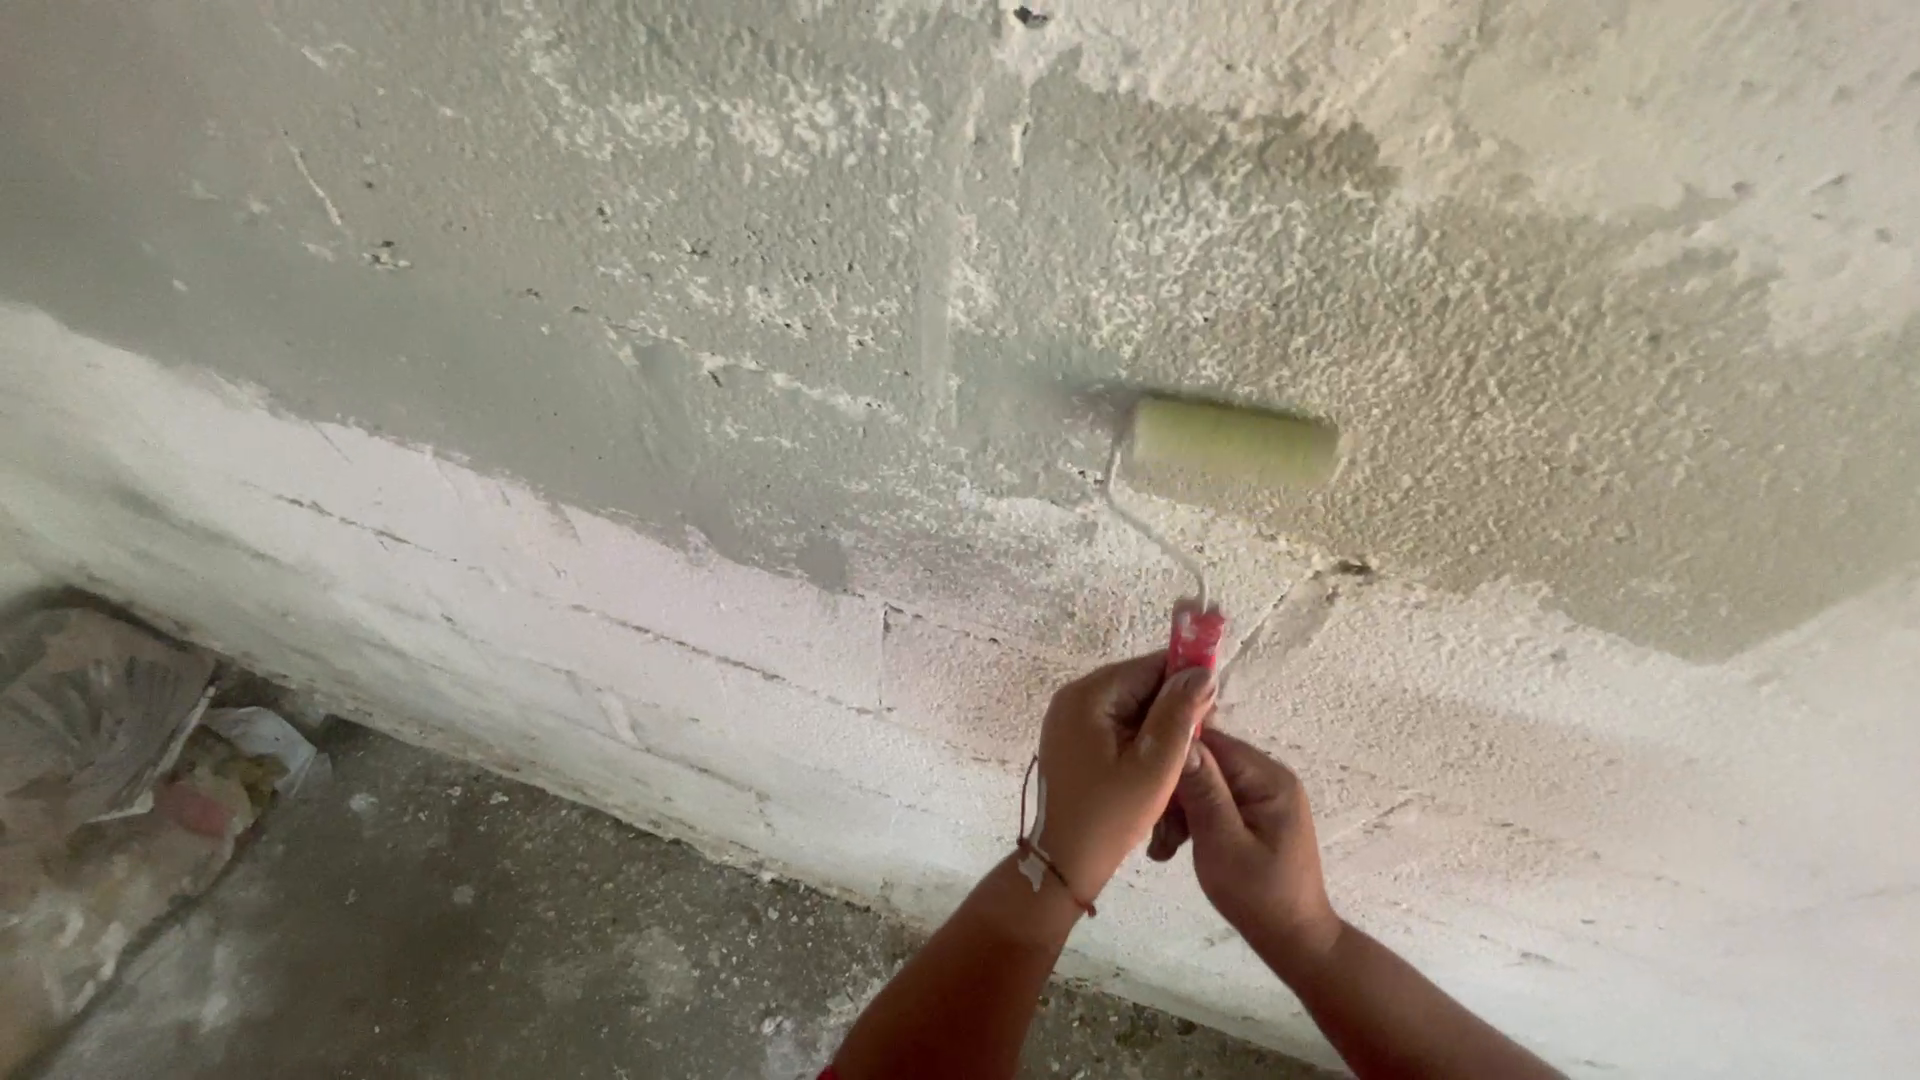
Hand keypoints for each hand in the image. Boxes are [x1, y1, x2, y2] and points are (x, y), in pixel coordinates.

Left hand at [1027, 654, 1216, 901]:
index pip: (1148, 667)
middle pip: (1138, 683)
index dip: (1185, 682)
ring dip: (1158, 724)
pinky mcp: (1072, 738)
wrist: (1064, 861)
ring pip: (1130, 704)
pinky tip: (1157, 762)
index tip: (1211, 712)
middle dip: (1172, 706)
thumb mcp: (1155, 765)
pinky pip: (1116, 722)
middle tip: (1198, 742)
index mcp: (1088, 695)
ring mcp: (1069, 717)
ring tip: (1180, 756)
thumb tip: (1202, 672)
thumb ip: (1179, 714)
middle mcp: (1074, 697)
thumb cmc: (1110, 815)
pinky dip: (1140, 736)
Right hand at [1171, 728, 1341, 972]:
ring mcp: (1259, 793)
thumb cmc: (1260, 897)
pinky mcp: (1250, 810)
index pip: (1210, 742)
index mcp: (1268, 778)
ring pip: (1201, 781)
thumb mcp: (1223, 843)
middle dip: (1174, 793)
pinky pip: (1209, 798)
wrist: (1293, 942)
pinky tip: (1173, 846)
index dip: (1173, 758)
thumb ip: (1204, 791)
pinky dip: (1189, 819)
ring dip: (1177, 810)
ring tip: (1164, 847)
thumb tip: (1181, 739)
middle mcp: (1267, 776)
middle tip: (1157, 834)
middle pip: (1203, 762)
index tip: (1146, 787)